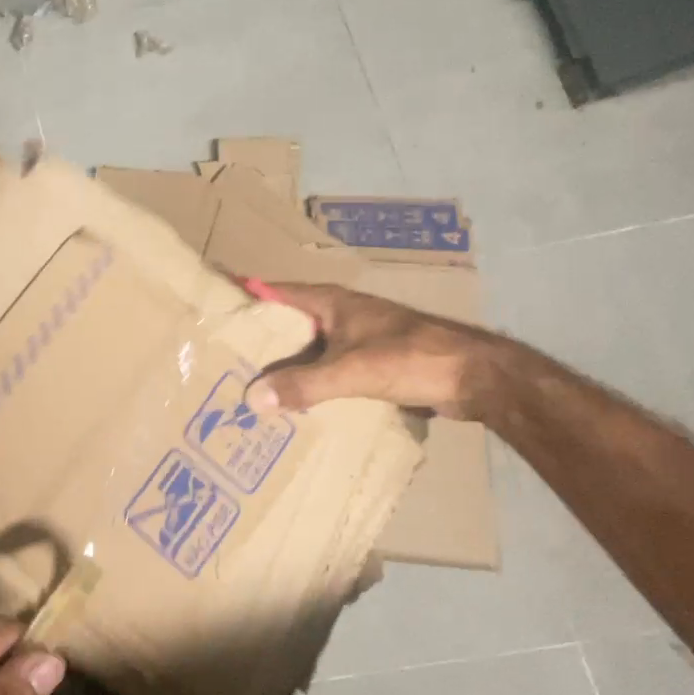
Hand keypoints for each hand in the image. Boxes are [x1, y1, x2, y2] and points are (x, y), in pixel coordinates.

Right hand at [242, 281, 524, 420]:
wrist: (481, 378)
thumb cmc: (412, 358)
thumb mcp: (350, 372)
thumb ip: (302, 385)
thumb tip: (252, 399)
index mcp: (331, 301)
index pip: (274, 291)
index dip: (244, 295)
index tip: (211, 308)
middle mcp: (341, 313)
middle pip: (288, 322)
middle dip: (259, 338)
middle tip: (222, 356)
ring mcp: (360, 338)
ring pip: (310, 348)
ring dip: (287, 364)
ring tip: (252, 384)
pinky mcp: (377, 362)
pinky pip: (331, 369)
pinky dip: (313, 382)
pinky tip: (298, 403)